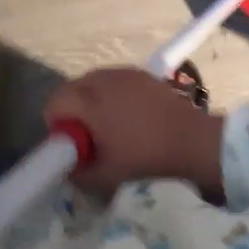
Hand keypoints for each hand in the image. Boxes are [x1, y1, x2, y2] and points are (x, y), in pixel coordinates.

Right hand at [43, 68, 224, 198]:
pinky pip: (114, 79)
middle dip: (71, 109)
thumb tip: (67, 167)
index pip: (55, 102)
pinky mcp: (142, 74)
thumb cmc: (147, 158)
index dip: (55, 123)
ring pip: (93, 81)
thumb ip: (79, 173)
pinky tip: (126, 115)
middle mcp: (105, 80)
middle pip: (72, 88)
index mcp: (91, 102)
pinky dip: (110, 93)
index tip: (67, 143)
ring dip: (90, 99)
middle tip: (84, 136)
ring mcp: (125, 73)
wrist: (193, 141)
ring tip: (105, 125)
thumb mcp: (107, 175)